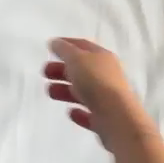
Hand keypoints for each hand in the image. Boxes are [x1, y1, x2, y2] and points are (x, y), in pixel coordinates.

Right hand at [45, 38, 163, 162]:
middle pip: (80, 69)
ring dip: (65, 90)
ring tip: (50, 93)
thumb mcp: (76, 58)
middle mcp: (107, 75)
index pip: (82, 45)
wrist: (118, 119)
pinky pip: (89, 113)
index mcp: (102, 57)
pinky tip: (70, 112)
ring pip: (83, 91)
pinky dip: (79, 112)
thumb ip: (64, 50)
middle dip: (61, 70)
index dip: (65, 44)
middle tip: (45, 73)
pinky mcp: (106, 120)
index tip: (49, 48)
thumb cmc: (95, 81)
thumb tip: (55, 43)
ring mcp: (107, 98)